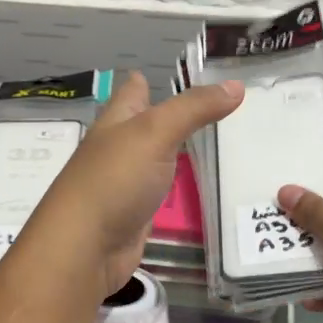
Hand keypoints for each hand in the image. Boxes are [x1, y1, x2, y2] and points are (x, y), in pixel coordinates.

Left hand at [26, 72, 242, 297]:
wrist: (85, 248)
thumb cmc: (114, 180)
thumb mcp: (155, 133)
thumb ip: (194, 109)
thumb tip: (237, 85)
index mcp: (115, 122)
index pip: (133, 91)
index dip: (150, 80)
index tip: (176, 74)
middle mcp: (117, 149)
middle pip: (143, 126)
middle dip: (168, 116)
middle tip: (209, 107)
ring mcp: (123, 185)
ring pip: (153, 161)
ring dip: (173, 153)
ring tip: (211, 142)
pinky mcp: (133, 215)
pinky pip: (158, 194)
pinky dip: (174, 188)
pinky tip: (192, 186)